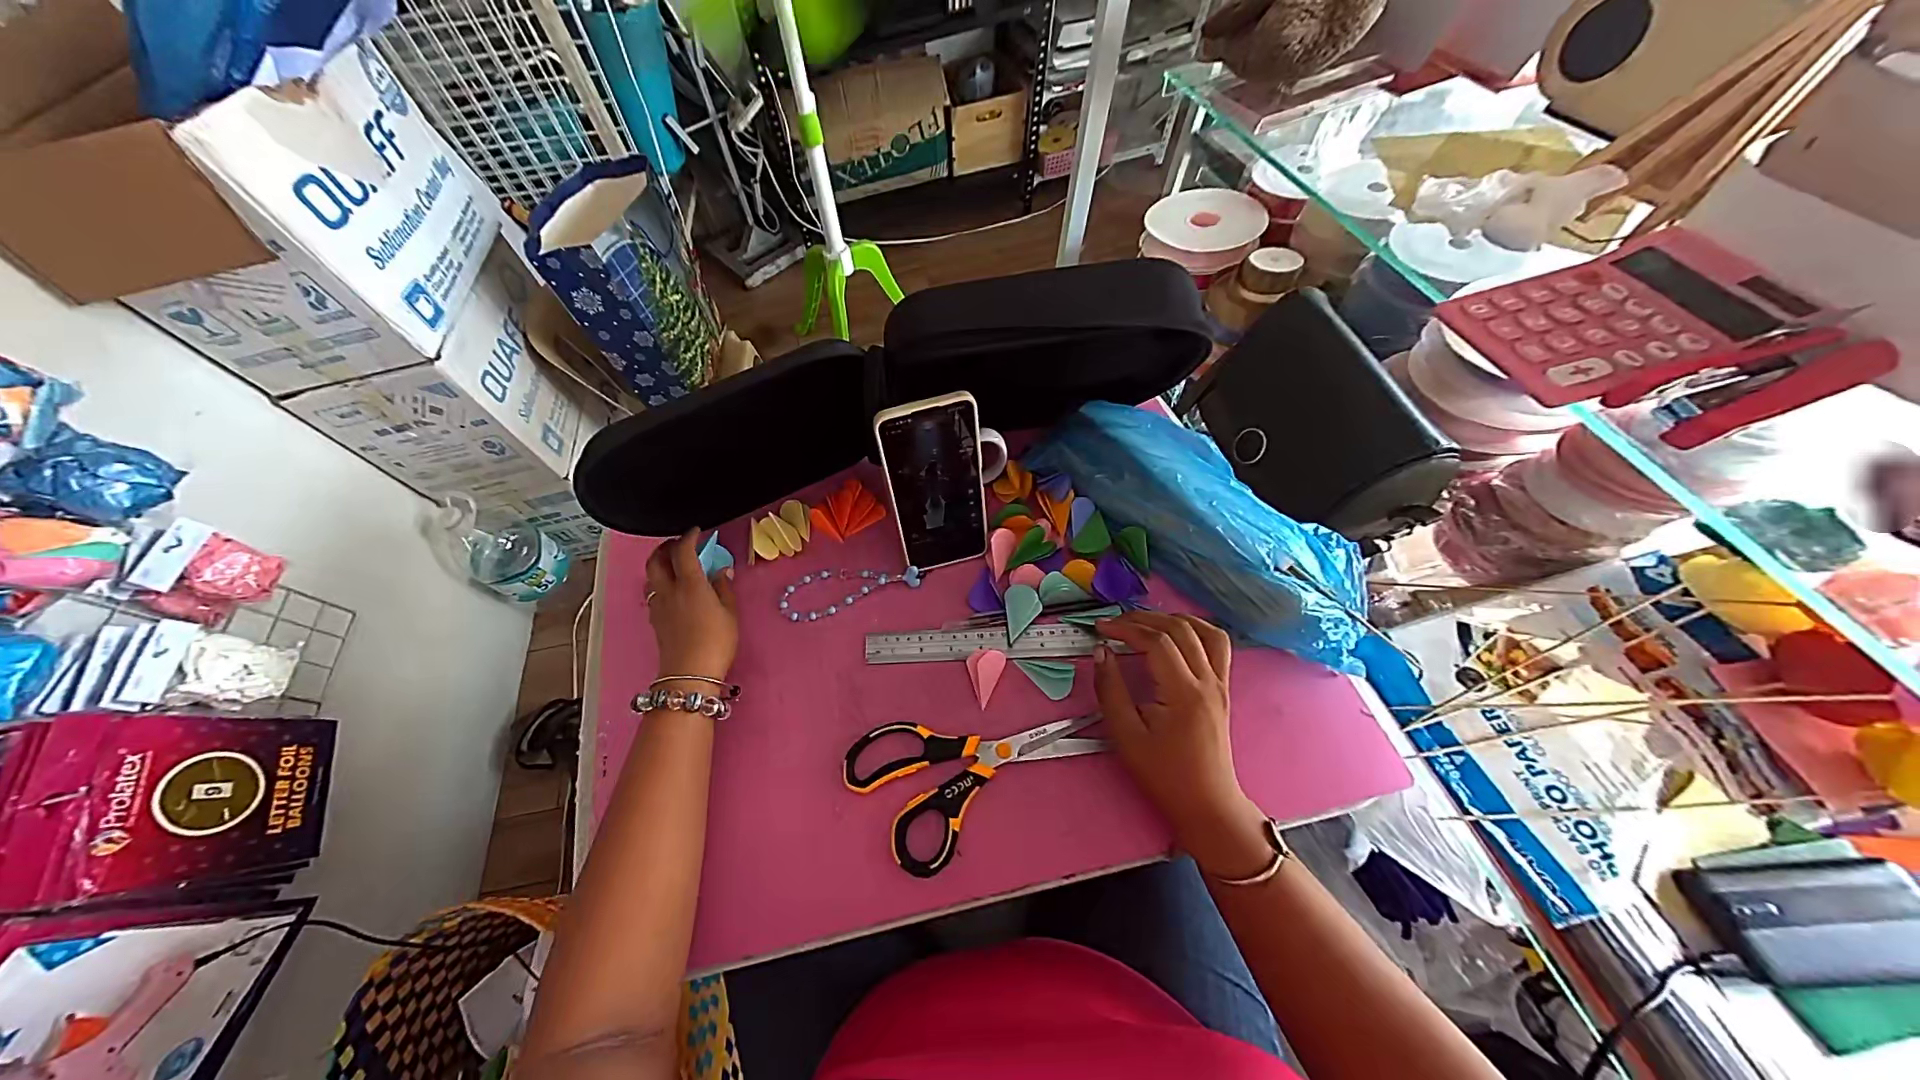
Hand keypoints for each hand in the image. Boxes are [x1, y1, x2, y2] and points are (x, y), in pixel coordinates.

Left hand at [645, 530, 738, 681]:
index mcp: (690, 584)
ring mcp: (658, 605)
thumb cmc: (716, 642)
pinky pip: (654, 591)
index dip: (688, 537)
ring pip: (651, 575)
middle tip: (680, 544)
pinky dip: (661, 581)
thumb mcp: (730, 613)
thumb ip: (723, 587)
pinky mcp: (655, 619)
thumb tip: (721, 571)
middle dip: (666, 547)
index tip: (696, 532)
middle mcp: (669, 590)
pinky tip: (675, 589)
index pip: (682, 551)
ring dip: (661, 564)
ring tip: (676, 565)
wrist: (689, 674)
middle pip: (656, 560)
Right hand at [1093, 612, 1267, 875]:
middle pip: (1179, 629)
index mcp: (1183, 693)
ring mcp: (1220, 683)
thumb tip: (1102, 653)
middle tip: (1116, 623)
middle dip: (1144, 618)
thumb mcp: (1126, 736)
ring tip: (1145, 621)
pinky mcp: (1223, 688)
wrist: (1205, 802)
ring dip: (1172, 618)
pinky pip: (1217, 645)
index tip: (1101, 629)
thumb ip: (1111, 690)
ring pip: (1204, 631)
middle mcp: (1207, 681)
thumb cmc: (1163, 774)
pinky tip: (1176, 633)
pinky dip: (1196, 630)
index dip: (1126, 628)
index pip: (1156, 642)